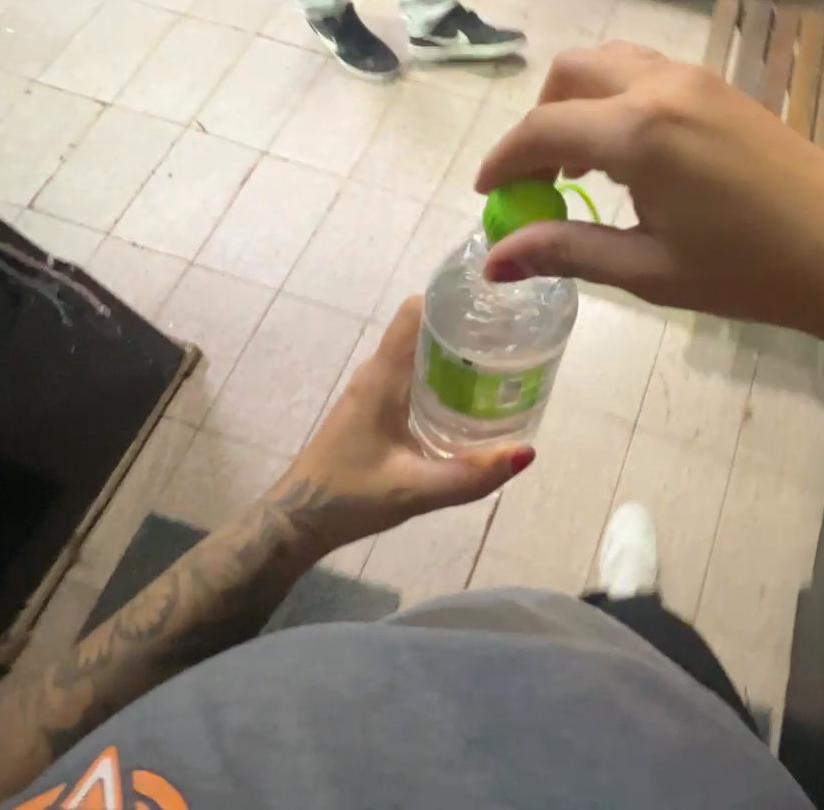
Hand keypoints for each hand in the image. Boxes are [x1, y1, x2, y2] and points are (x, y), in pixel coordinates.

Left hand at [269, 297, 533, 548]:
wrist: (296, 521)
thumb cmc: (348, 497)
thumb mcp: (415, 491)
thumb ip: (470, 475)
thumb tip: (528, 452)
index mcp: (383, 376)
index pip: (416, 311)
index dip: (454, 302)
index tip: (495, 310)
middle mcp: (377, 372)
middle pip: (425, 327)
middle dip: (467, 327)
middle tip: (512, 340)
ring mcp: (374, 388)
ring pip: (420, 351)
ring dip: (457, 351)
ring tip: (502, 364)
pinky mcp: (374, 405)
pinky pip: (414, 373)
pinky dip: (444, 374)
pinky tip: (471, 397)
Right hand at [473, 42, 823, 349]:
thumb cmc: (750, 273)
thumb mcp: (648, 269)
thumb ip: (566, 251)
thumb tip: (494, 261)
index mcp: (638, 130)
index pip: (541, 128)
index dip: (503, 161)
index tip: (487, 194)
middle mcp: (662, 84)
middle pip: (570, 74)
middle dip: (540, 122)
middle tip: (540, 181)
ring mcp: (698, 79)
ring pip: (611, 63)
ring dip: (580, 104)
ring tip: (584, 167)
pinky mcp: (724, 88)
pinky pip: (648, 74)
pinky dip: (618, 101)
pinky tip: (635, 157)